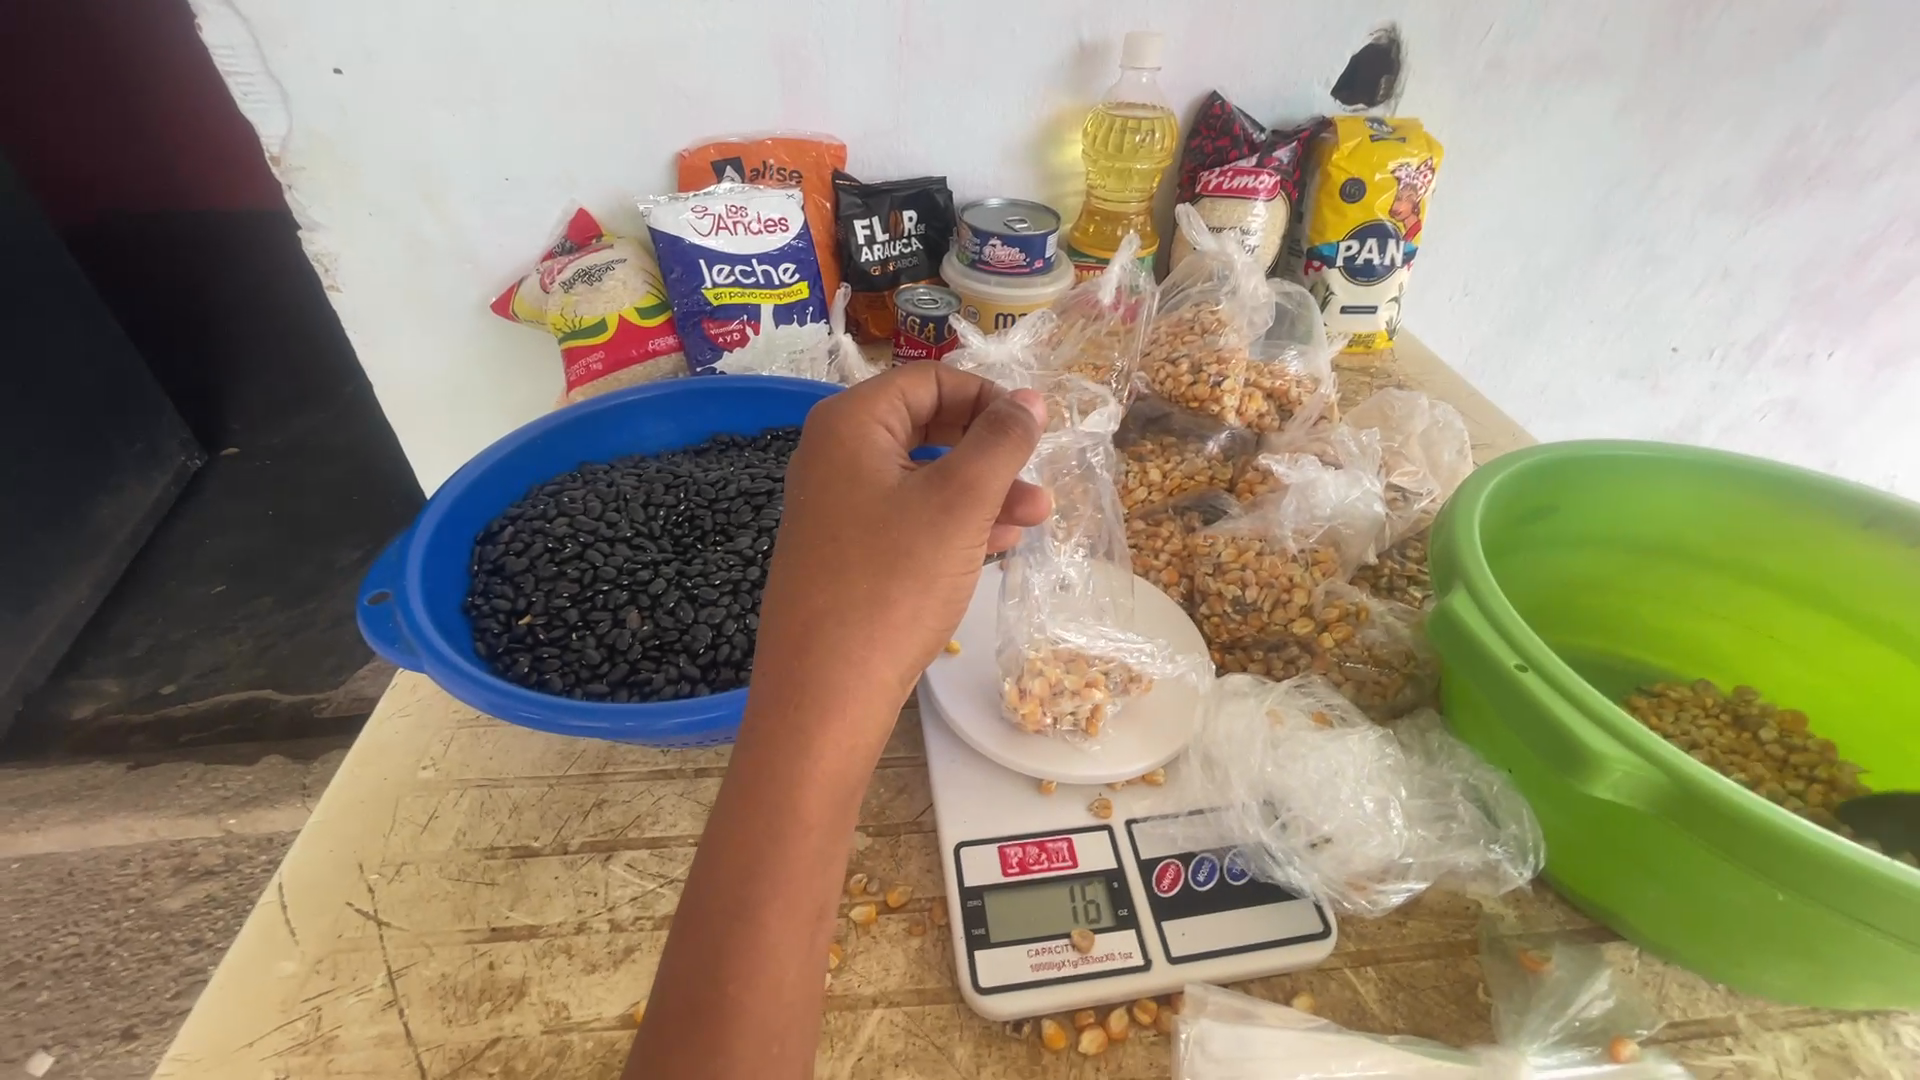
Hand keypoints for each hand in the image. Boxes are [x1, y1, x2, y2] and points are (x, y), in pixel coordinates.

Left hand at [747, 363, 1049, 732]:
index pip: (930, 380)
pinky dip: (955, 524)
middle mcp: (836, 456)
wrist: (826, 692)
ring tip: (1036, 517)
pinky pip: (909, 519)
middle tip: (1038, 477)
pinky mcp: (847, 553)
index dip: (988, 397)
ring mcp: (838, 508)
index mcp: (850, 424)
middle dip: (990, 451)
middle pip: (928, 427)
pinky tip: (1000, 542)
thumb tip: (1029, 399)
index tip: (1034, 429)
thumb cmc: (893, 582)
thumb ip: (1001, 441)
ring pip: (924, 479)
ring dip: (983, 492)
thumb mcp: (959, 503)